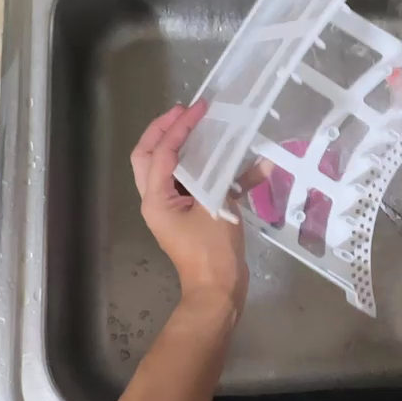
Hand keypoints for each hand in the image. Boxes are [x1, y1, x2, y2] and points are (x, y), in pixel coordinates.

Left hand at [130, 101, 246, 315]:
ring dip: (180, 145)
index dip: (179, 128)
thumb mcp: (217, 209)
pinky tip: (244, 164)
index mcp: (156, 199)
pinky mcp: (188, 213)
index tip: (197, 109)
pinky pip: (193, 183)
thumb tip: (252, 159)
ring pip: (167, 167)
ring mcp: (171, 207)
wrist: (217, 291)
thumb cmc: (212, 252)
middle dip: (163, 130)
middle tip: (185, 111)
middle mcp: (156, 200)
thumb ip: (226, 178)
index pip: (162, 153)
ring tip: (199, 125)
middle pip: (149, 156)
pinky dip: (212, 170)